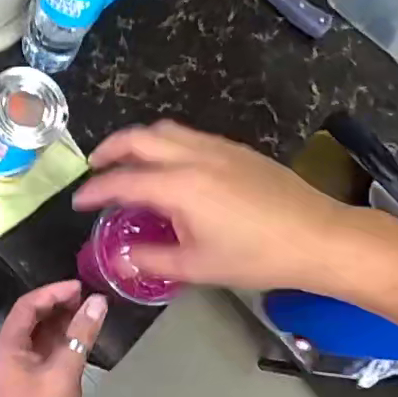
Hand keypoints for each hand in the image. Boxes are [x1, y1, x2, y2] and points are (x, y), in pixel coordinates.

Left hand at [0, 281, 107, 396]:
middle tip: (89, 298)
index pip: (27, 306)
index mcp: (7, 349)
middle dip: (60, 305)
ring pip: (43, 336)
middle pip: (33, 319)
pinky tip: (85, 339)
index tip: (82, 286)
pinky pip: (49, 354)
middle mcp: (10, 356)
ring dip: (64, 323)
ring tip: (91, 313)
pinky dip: (66, 343)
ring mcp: (22, 372)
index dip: (53, 292)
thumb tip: (99, 300)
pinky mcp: (35, 386)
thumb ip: (82, 335)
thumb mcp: (65, 373)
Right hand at [73, 120, 379, 292]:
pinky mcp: (237, 150)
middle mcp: (193, 155)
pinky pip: (189, 135)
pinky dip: (166, 143)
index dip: (95, 191)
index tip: (79, 201)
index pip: (123, 181)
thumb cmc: (256, 256)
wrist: (318, 237)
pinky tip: (170, 166)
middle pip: (139, 137)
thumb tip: (122, 260)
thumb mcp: (198, 266)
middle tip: (95, 167)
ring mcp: (218, 148)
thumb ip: (153, 260)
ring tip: (128, 162)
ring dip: (138, 141)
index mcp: (179, 185)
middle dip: (110, 149)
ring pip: (166, 130)